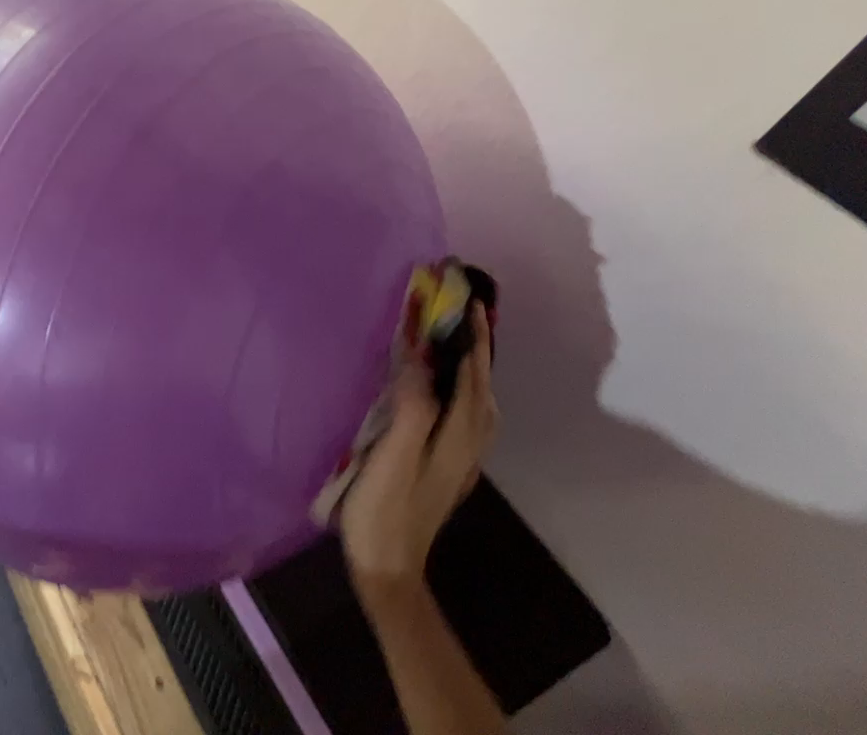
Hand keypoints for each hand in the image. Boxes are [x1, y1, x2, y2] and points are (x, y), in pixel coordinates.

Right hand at [340, 302, 497, 597]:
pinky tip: (441, 389)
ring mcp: (460, 460)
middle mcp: (469, 446)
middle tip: (461, 310)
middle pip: (483, 388)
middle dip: (476, 347)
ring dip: (471, 368)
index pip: (472, 377)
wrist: (387, 568)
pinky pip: (465, 415)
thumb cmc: (383, 510)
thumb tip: (422, 362)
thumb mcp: (393, 458)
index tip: (465, 298)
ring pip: (478, 403)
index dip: (471, 337)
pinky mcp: (446, 468)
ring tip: (454, 340)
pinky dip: (461, 389)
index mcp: (458, 439)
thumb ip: (414, 410)